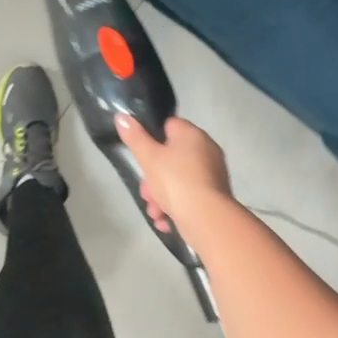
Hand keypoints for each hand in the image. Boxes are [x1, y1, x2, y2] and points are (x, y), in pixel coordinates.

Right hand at [114, 114, 234, 233]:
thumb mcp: (148, 157)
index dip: (151, 140)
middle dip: (153, 178)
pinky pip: (190, 196)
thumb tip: (121, 116)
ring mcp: (213, 174)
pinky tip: (165, 222)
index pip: (168, 126)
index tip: (142, 157)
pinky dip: (177, 207)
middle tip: (146, 193)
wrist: (207, 219)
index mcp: (192, 134)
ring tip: (155, 213)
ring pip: (179, 180)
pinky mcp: (215, 196)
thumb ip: (134, 137)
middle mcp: (207, 150)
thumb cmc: (175, 181)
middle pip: (171, 158)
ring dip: (162, 197)